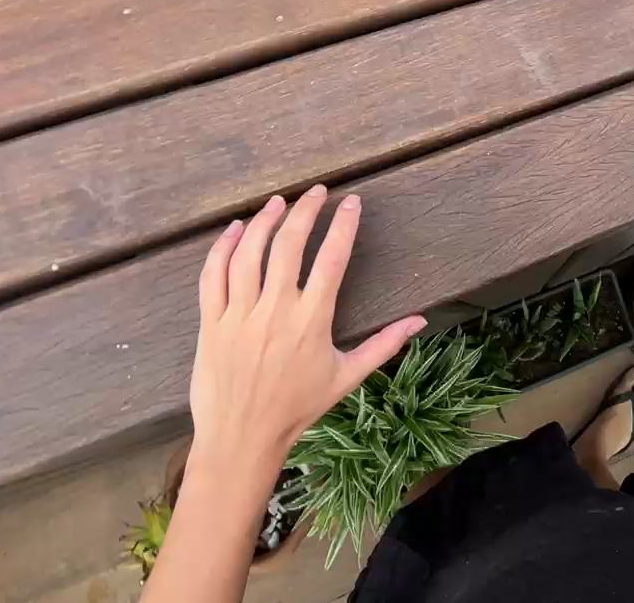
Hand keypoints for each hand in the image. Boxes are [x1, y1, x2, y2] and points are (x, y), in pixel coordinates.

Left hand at [190, 187, 425, 474]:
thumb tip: (422, 319)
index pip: (331, 260)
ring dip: (264, 222)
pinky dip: (224, 248)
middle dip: (305, 212)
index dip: (343, 226)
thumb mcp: (348, 376)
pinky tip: (236, 229)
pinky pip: (213, 277)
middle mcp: (275, 312)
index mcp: (311, 321)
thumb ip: (385, 344)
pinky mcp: (212, 324)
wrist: (240, 441)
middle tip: (317, 192)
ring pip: (249, 255)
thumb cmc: (298, 408)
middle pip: (289, 247)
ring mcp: (239, 316)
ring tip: (279, 201)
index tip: (351, 202)